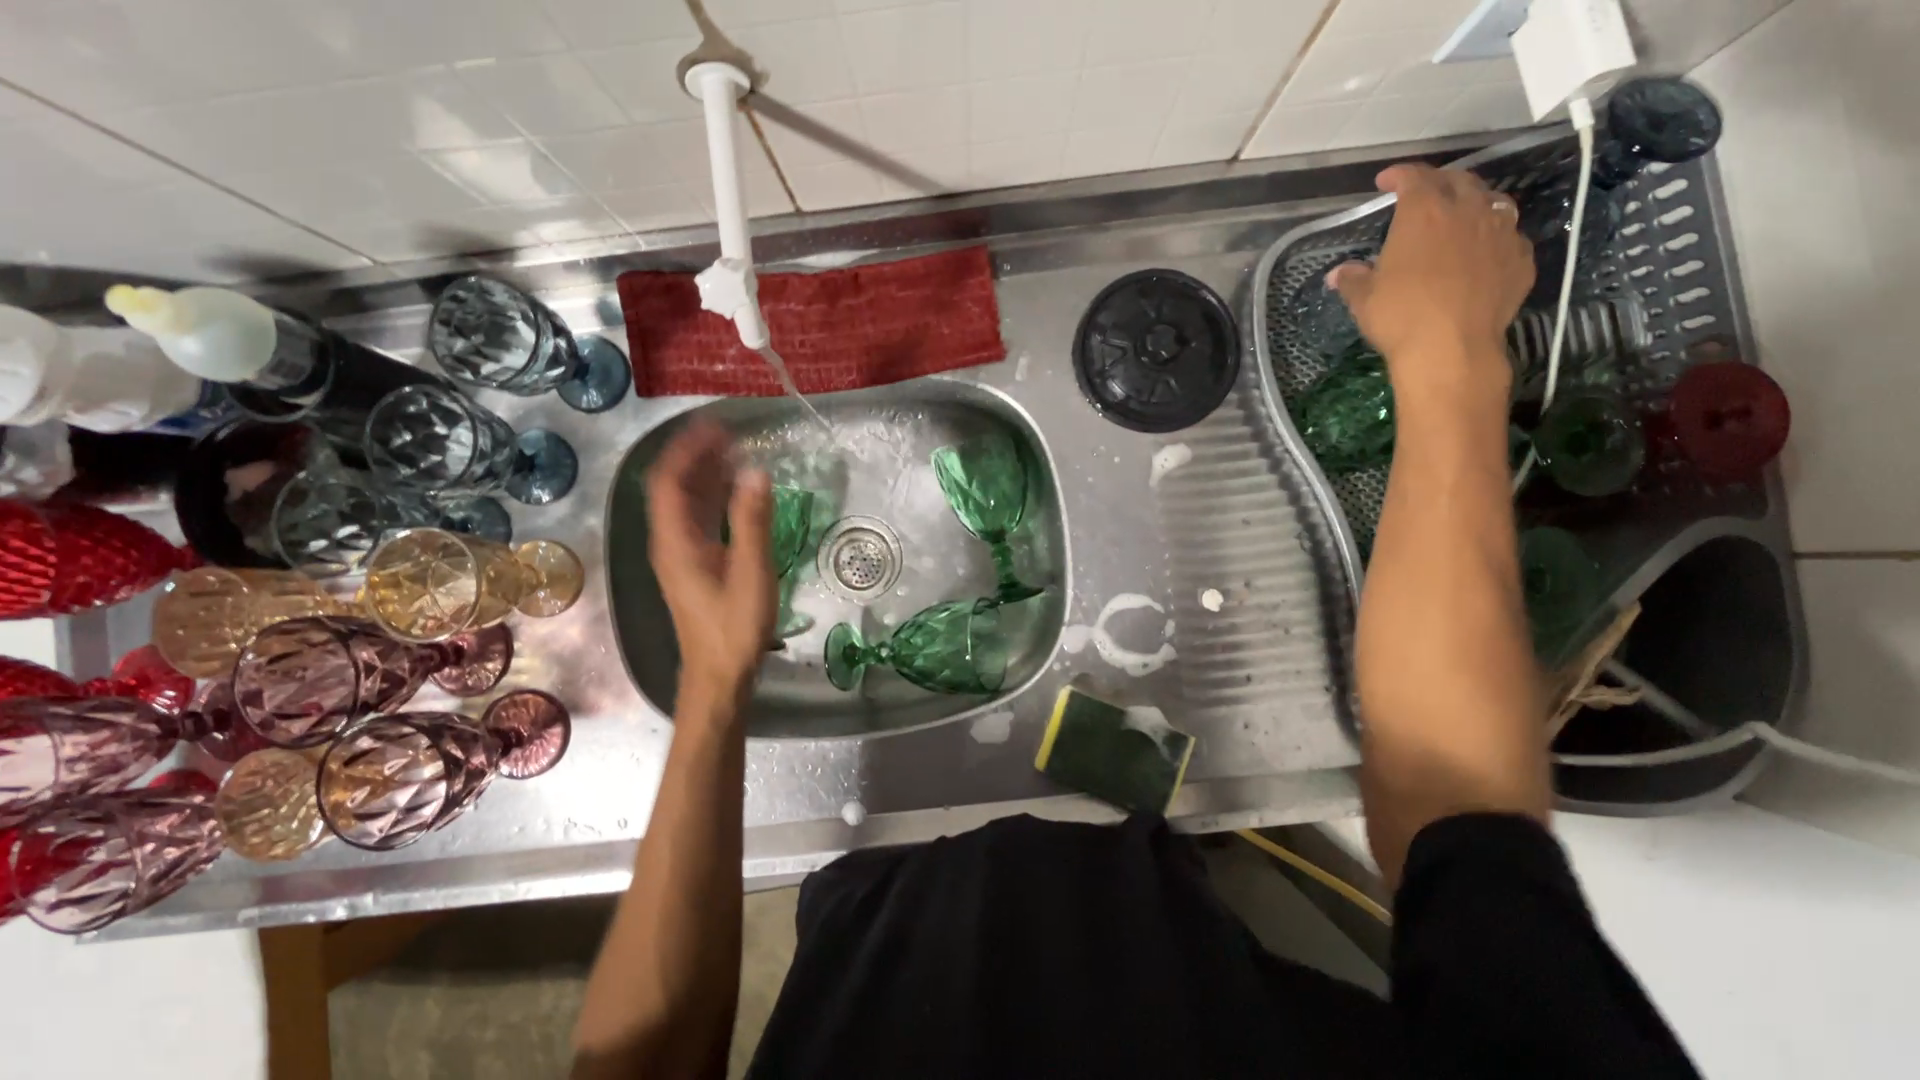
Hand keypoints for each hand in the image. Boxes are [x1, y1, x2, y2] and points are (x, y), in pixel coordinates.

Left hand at [646, 420, 775, 712]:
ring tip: (736, 453)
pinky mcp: (694, 565)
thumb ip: (752, 521)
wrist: (719, 674)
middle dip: (697, 456)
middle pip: (674, 487)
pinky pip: (698, 520)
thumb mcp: (750, 573)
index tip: (715, 426)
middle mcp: (670, 542)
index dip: (687, 449)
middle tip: (729, 433)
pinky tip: (737, 491)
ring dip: (706, 475)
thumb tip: (757, 471)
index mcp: (675, 541)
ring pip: (686, 503)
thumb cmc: (734, 626)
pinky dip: (713, 499)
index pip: (670, 481)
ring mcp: (680, 554)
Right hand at [1331, 164, 1534, 392]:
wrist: (1452, 350)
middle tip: (1426, 194)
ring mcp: (1501, 233)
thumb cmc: (1401, 317)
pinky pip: (1510, 238)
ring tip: (1463, 216)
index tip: (1385, 181)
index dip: (1398, 175)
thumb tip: (1338, 274)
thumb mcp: (1364, 299)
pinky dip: (1495, 238)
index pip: (1413, 177)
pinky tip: (1485, 252)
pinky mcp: (1521, 260)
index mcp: (1425, 212)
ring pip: (1493, 202)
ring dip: (1475, 203)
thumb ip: (1353, 279)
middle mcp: (1468, 211)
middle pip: (1459, 181)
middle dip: (1440, 182)